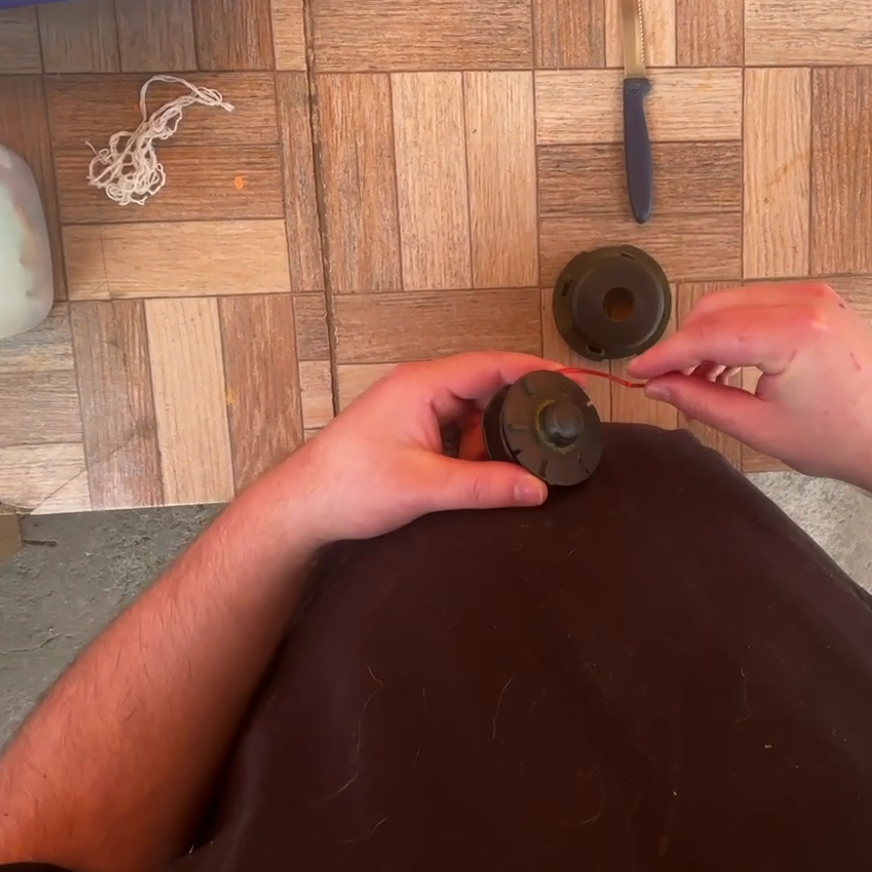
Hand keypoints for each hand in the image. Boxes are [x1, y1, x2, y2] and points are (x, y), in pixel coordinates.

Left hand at [253, 351, 554, 548]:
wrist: (302, 506)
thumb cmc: (349, 485)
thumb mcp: (425, 486)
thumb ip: (484, 486)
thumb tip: (536, 488)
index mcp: (423, 385)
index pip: (490, 365)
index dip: (532, 370)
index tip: (568, 380)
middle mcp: (420, 388)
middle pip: (485, 385)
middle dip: (518, 408)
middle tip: (553, 429)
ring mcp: (414, 407)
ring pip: (472, 410)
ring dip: (494, 434)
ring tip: (518, 461)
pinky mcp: (411, 429)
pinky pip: (456, 428)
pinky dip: (474, 447)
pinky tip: (483, 473)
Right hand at [626, 282, 871, 493]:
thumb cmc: (843, 440)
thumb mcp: (759, 428)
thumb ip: (700, 400)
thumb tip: (657, 386)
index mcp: (790, 331)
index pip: (705, 333)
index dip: (663, 354)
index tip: (635, 371)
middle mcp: (802, 300)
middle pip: (714, 308)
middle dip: (683, 342)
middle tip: (665, 381)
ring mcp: (814, 295)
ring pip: (733, 303)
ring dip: (707, 335)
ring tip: (698, 380)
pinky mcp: (820, 301)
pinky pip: (758, 305)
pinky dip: (734, 329)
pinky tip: (729, 365)